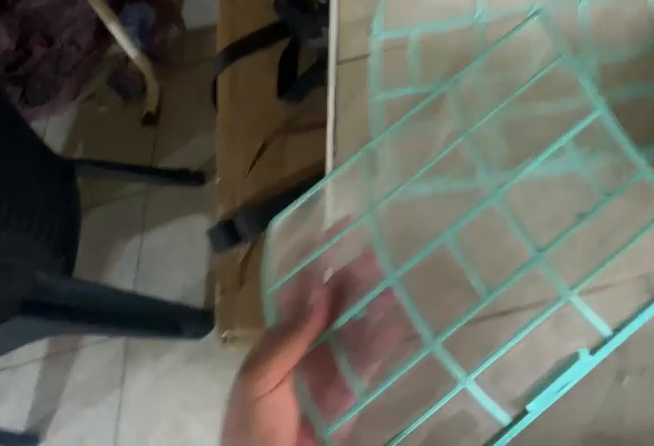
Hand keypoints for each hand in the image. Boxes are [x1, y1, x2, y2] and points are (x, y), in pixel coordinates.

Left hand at [222, 248, 402, 445]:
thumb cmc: (252, 434)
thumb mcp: (257, 383)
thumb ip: (288, 337)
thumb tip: (319, 287)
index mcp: (279, 340)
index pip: (301, 288)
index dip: (318, 257)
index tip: (341, 227)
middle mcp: (307, 348)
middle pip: (334, 303)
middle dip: (355, 276)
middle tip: (379, 254)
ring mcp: (331, 369)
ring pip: (357, 325)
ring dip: (376, 304)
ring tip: (396, 284)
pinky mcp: (351, 394)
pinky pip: (371, 360)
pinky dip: (386, 340)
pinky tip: (401, 324)